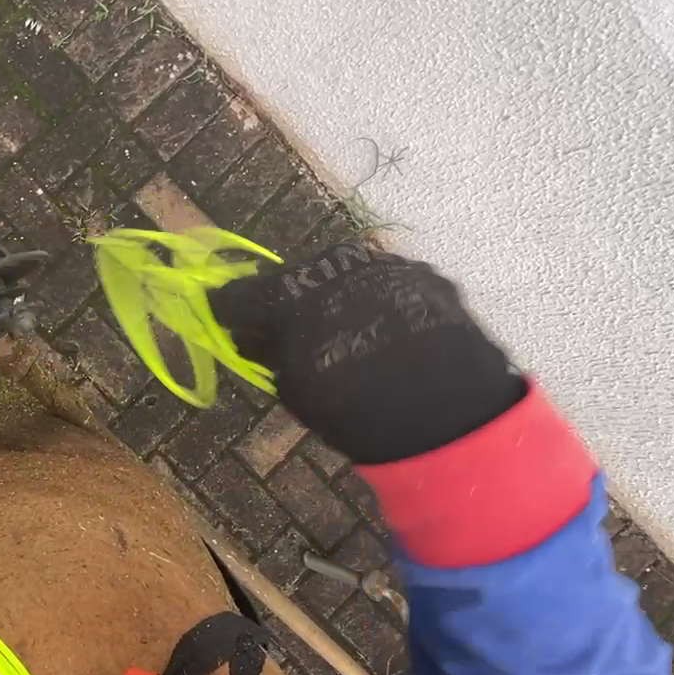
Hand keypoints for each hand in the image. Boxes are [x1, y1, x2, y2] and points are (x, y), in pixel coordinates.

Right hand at [207, 243, 524, 463]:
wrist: (446, 412)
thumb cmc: (352, 407)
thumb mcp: (291, 388)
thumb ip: (266, 353)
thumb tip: (251, 337)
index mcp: (286, 292)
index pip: (240, 293)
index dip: (229, 311)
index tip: (227, 323)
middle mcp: (330, 264)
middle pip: (293, 278)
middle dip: (285, 303)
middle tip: (289, 334)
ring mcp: (380, 262)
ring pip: (340, 276)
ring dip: (333, 299)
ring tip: (344, 334)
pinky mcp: (421, 272)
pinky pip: (383, 282)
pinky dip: (375, 302)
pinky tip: (385, 333)